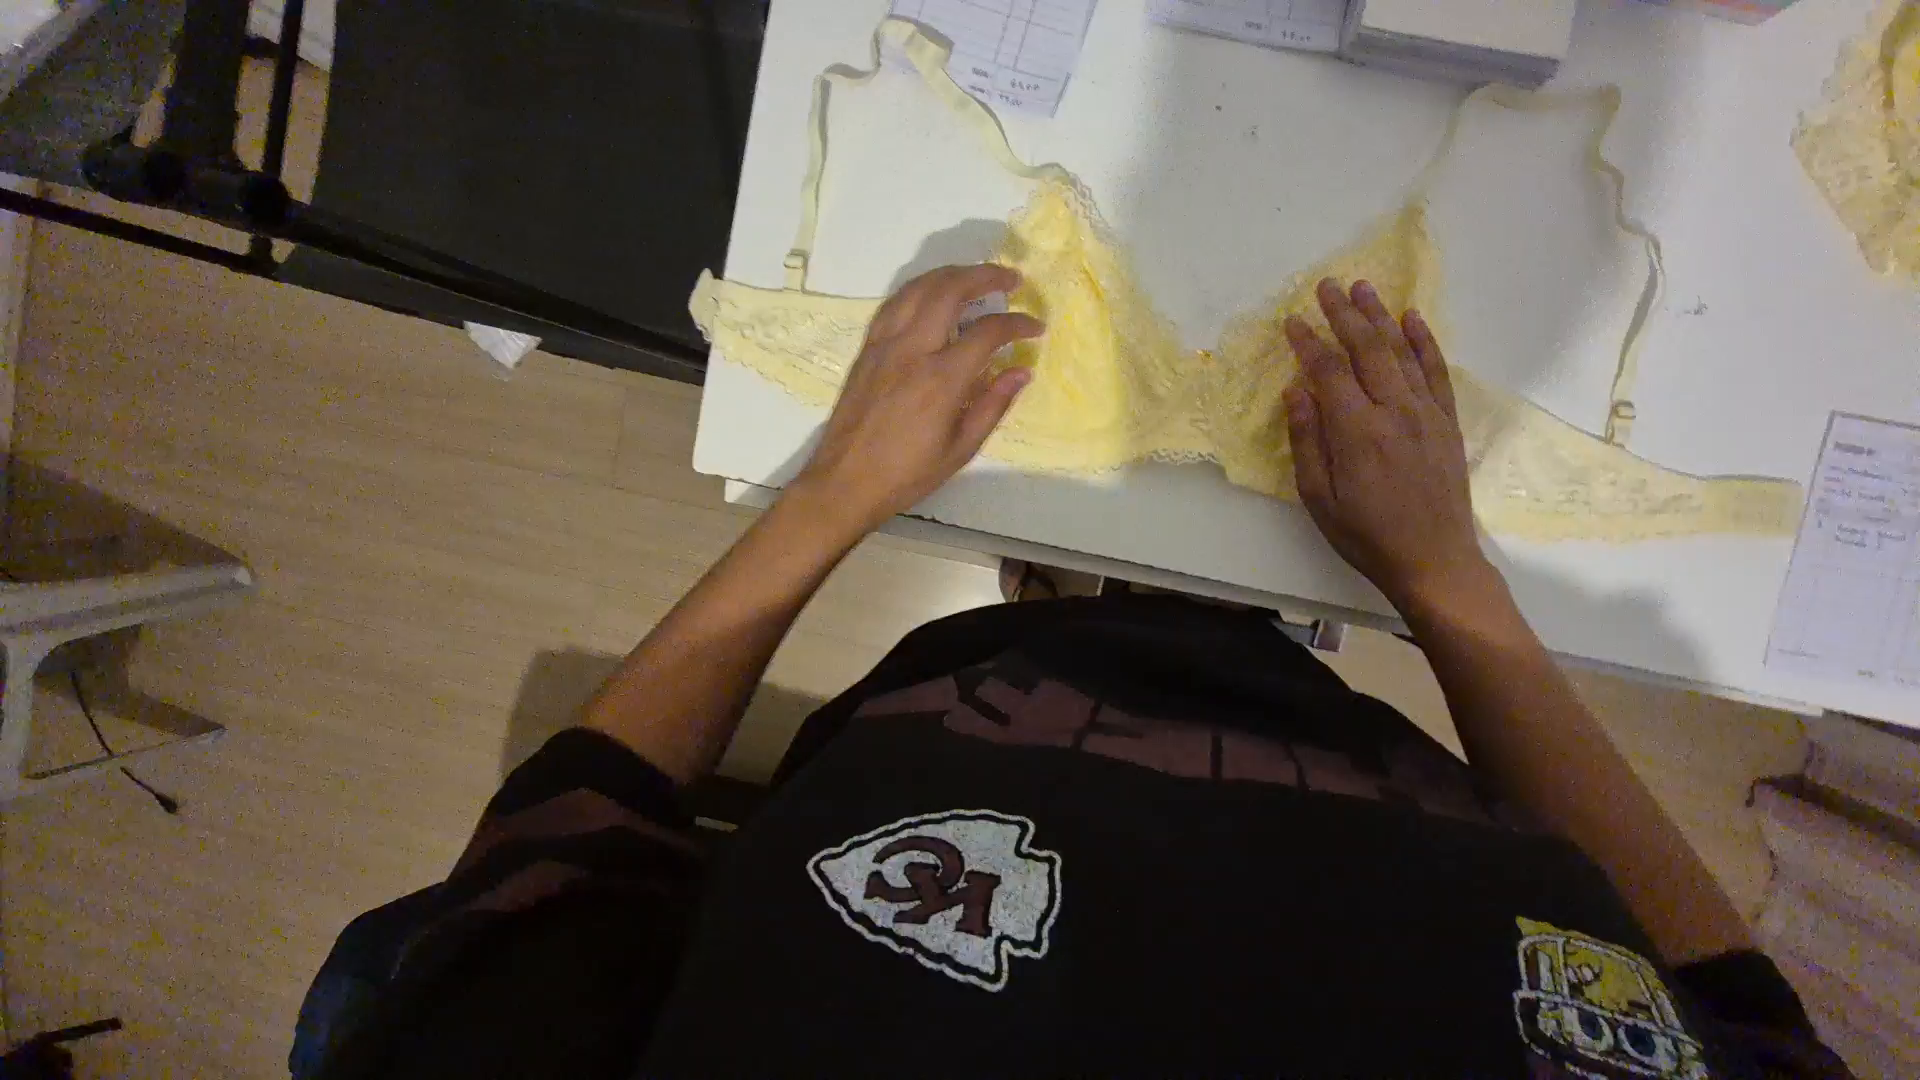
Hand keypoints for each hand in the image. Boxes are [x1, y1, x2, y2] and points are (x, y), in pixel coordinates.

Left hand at [791, 264, 1043, 533]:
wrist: (845, 482)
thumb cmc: (907, 475)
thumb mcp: (961, 449)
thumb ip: (993, 405)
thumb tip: (1021, 371)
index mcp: (941, 380)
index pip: (988, 332)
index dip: (1018, 324)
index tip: (1035, 328)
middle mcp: (912, 350)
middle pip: (951, 290)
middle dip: (986, 276)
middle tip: (1012, 280)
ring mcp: (884, 345)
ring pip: (919, 287)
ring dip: (952, 274)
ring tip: (976, 277)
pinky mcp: (867, 349)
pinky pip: (895, 303)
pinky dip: (920, 289)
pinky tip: (934, 294)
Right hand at [1283, 279, 1497, 614]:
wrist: (1433, 559)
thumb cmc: (1364, 534)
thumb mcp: (1318, 497)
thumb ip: (1306, 440)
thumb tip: (1296, 391)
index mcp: (1356, 431)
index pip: (1327, 371)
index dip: (1308, 342)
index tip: (1292, 320)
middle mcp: (1394, 411)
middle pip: (1366, 350)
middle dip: (1343, 315)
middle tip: (1326, 285)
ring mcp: (1426, 413)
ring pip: (1401, 352)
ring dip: (1380, 317)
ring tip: (1363, 289)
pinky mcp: (1447, 422)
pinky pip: (1436, 371)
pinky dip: (1424, 342)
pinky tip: (1412, 319)